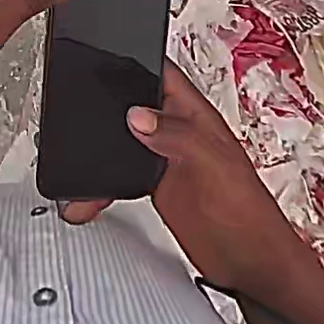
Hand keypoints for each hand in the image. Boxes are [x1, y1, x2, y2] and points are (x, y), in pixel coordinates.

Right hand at [63, 61, 304, 293]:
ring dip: (95, 149)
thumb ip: (177, 136)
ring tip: (72, 160)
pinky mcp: (153, 184)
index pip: (161, 73)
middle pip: (132, 104)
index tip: (103, 54)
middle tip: (74, 108)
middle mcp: (176, 132)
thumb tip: (137, 115)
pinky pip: (116, 176)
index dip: (136, 59)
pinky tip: (85, 198)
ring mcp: (163, 158)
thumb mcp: (214, 167)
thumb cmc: (249, 216)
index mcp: (194, 116)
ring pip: (119, 140)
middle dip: (102, 103)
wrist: (250, 269)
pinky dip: (97, 185)